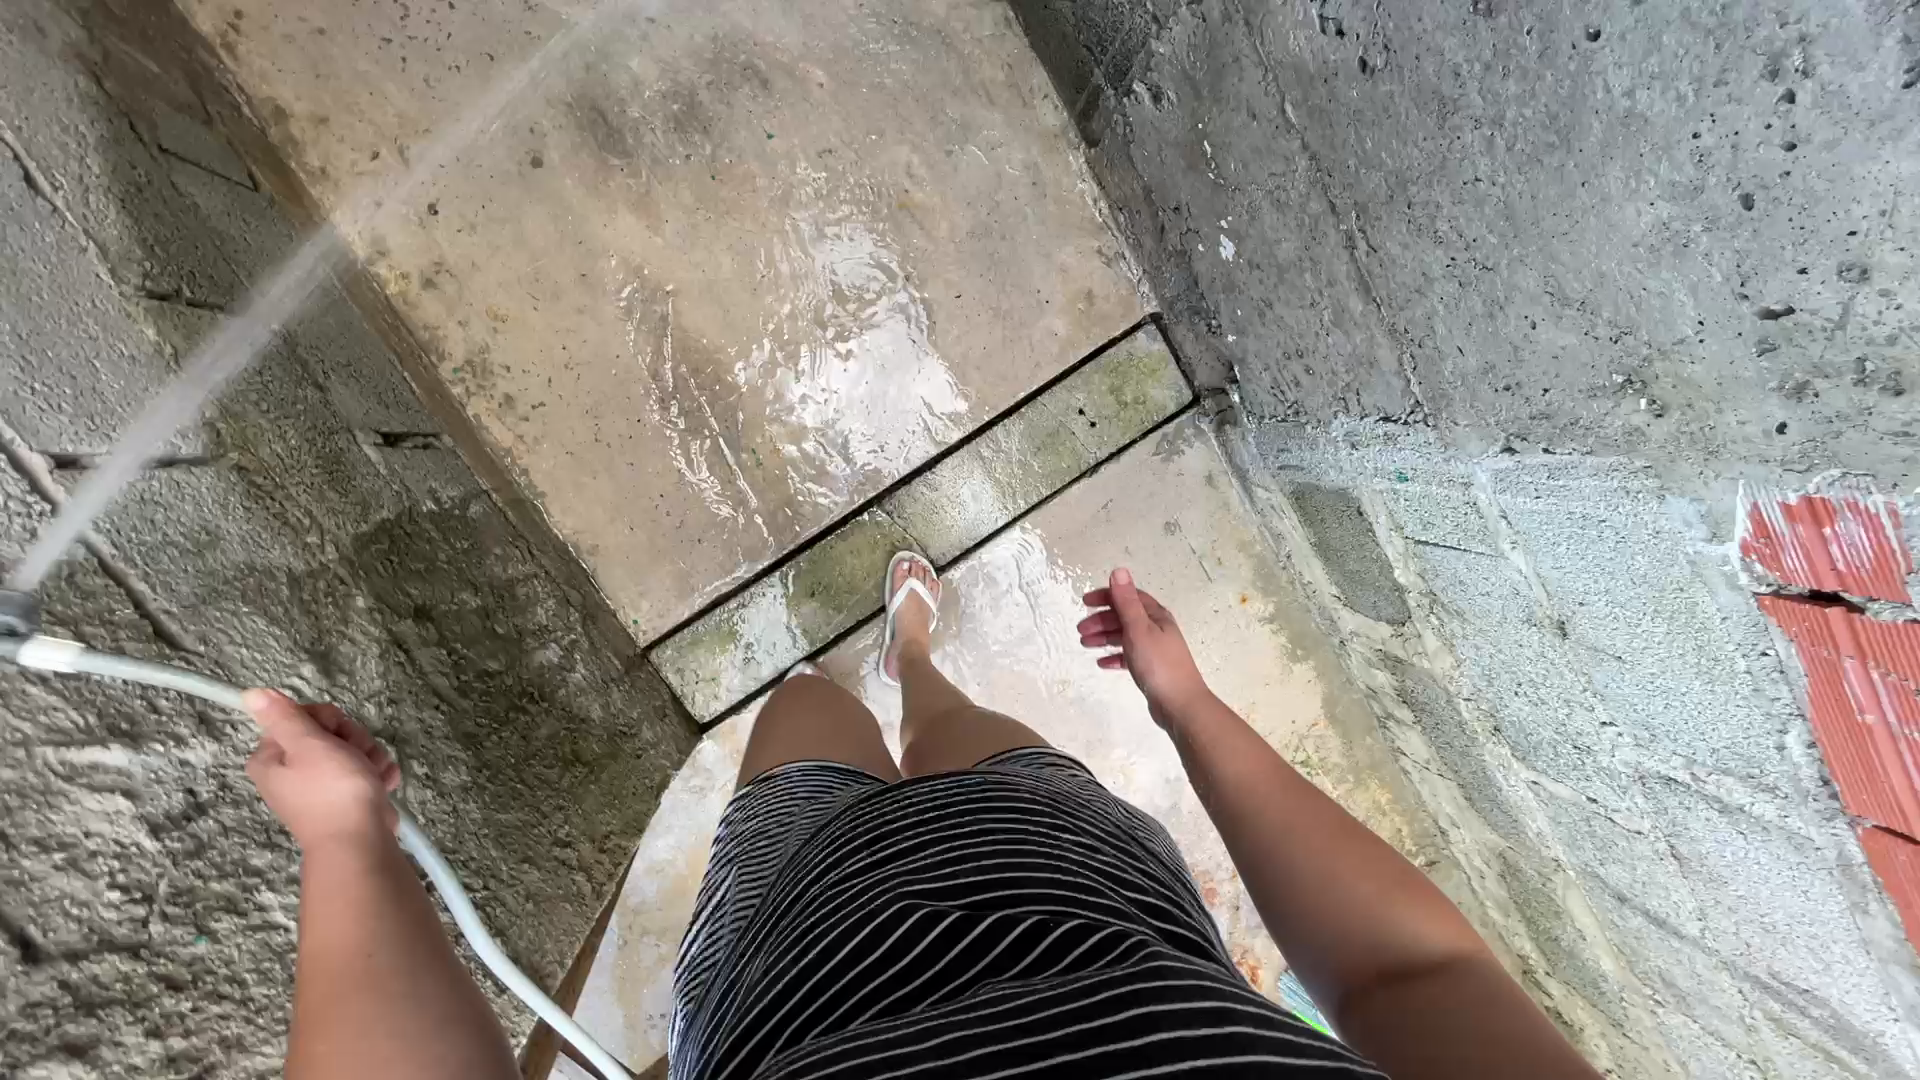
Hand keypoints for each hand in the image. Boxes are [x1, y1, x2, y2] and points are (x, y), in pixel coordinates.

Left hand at [244, 689, 400, 850]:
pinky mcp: (345, 793)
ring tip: (371, 777)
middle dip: (356, 742)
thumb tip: (252, 693)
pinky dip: (377, 774)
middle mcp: (291, 769)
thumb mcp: (310, 747)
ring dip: (372, 758)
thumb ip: (286, 718)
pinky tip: (379, 786)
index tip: (336, 739)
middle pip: (334, 732)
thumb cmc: (333, 791)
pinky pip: (367, 769)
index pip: (306, 716)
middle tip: (357, 759)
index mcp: (273, 756)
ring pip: (356, 749)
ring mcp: (320, 783)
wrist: (358, 839)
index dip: (331, 722)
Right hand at [1079, 568, 1213, 727]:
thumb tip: (1118, 570)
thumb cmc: (1158, 664)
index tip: (1085, 602)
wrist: (1180, 704)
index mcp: (1155, 616)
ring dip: (1104, 637)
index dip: (1107, 596)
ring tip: (1085, 645)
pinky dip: (1114, 656)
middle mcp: (1156, 629)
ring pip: (1124, 637)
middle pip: (1124, 617)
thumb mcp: (1139, 629)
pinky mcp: (1150, 668)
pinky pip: (1128, 657)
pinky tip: (1102, 663)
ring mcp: (1154, 649)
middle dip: (1101, 620)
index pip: (1128, 597)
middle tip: (1081, 630)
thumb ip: (1126, 601)